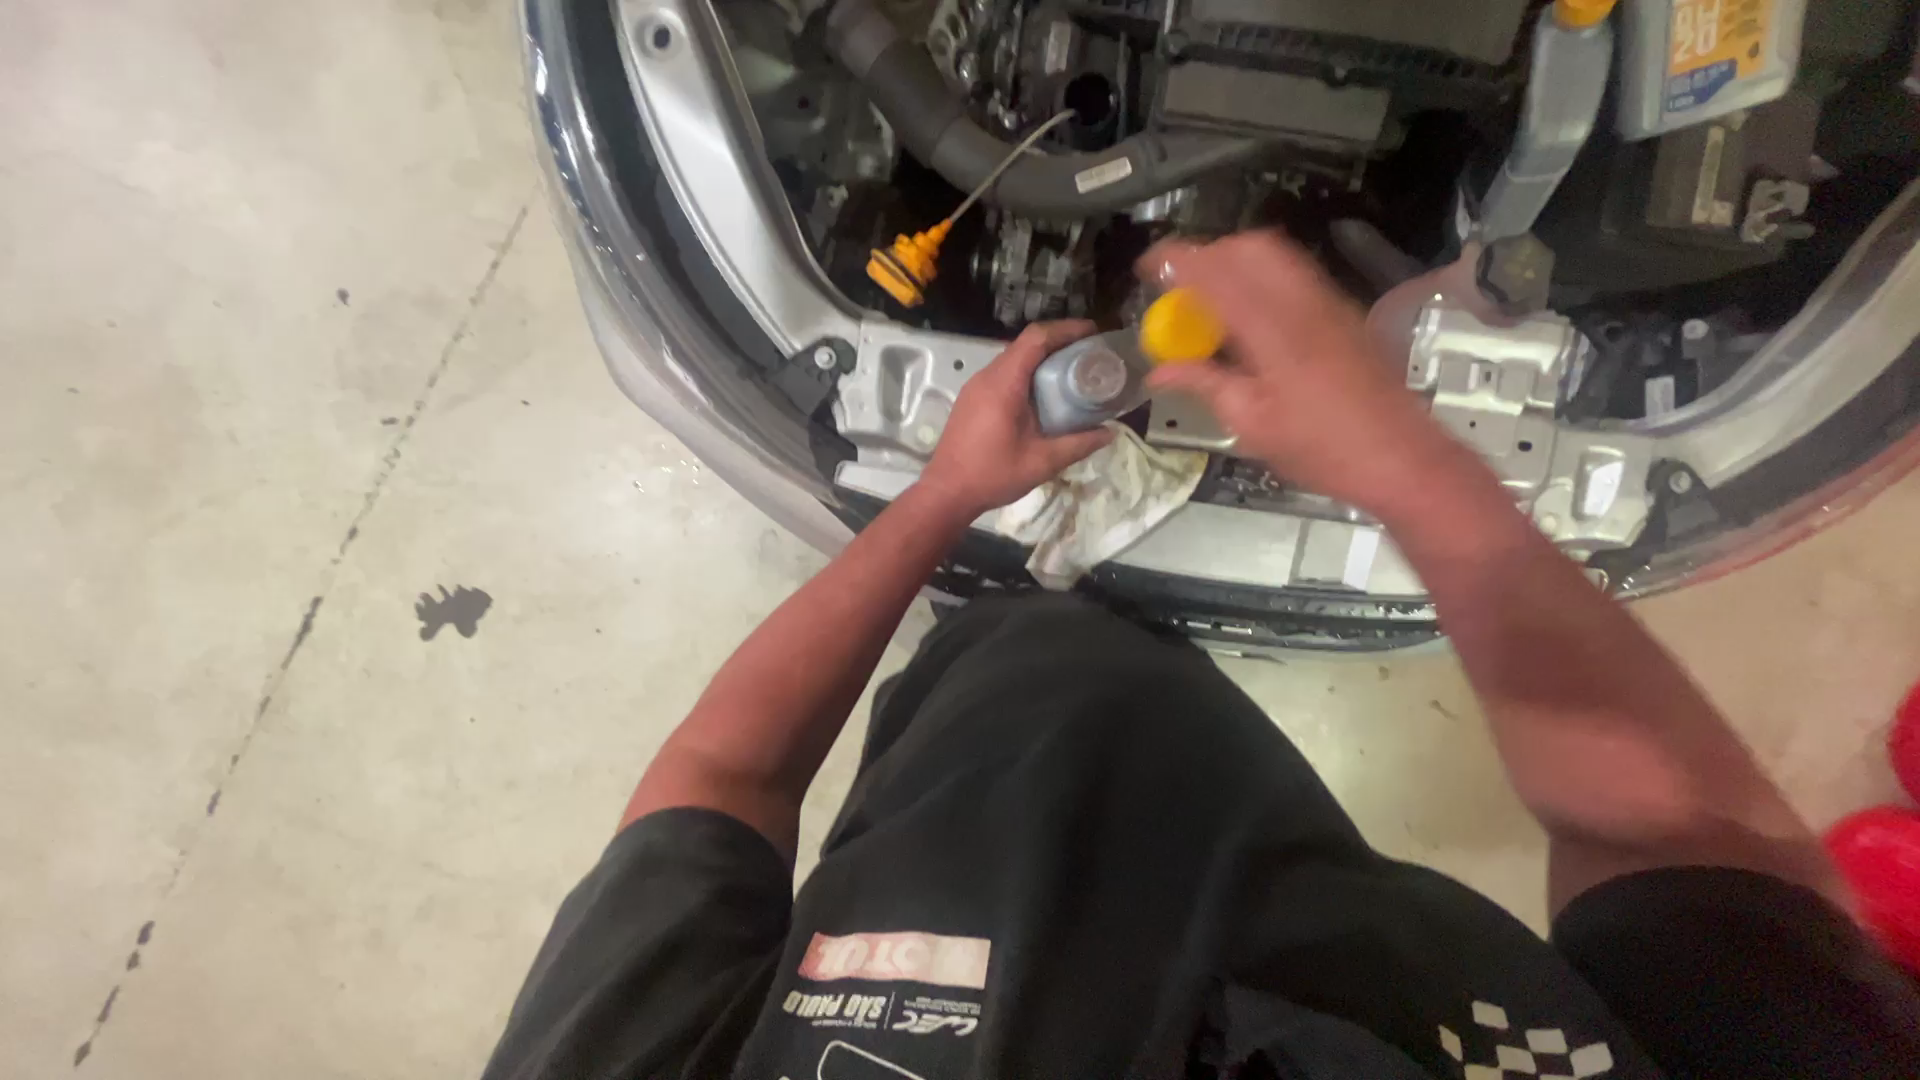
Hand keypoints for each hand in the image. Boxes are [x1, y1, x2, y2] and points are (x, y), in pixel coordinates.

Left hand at [916, 321, 1114, 519]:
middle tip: (1089, 354)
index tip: (1093, 332)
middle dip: (1059, 343)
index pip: (1036, 339)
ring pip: (1013, 359)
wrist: (946, 492)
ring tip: (1072, 372)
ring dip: (1042, 359)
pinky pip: (1003, 375)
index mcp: (1003, 384)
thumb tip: (1109, 433)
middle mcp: (987, 376)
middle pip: (1025, 345)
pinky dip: (1027, 375)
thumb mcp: (1041, 462)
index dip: (1066, 329)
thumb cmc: (992, 475)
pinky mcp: (972, 399)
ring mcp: (976, 387)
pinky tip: (1044, 394)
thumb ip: (1078, 445)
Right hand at [1143, 233, 1463, 515]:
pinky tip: (1248, 315)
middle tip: (1180, 284)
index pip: (1218, 274)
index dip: (1177, 261)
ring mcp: (1329, 303)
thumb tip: (1160, 372)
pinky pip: (1295, 275)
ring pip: (1276, 255)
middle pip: (1250, 247)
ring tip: (1210, 298)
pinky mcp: (1343, 313)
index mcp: (1273, 330)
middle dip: (1208, 255)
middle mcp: (1303, 303)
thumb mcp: (1251, 424)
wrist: (1400, 457)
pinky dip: (1262, 278)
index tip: (1149, 264)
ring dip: (1236, 263)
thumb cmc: (1322, 450)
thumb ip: (1204, 385)